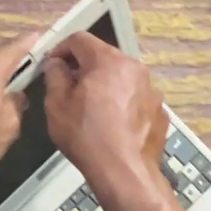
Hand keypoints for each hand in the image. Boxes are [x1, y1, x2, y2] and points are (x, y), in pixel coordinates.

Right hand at [42, 32, 169, 197]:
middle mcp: (134, 67)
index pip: (80, 39)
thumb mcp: (57, 104)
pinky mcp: (159, 109)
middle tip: (68, 87)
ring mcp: (150, 88)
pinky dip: (121, 102)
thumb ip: (54, 75)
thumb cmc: (86, 136)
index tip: (51, 65)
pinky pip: (134, 96)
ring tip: (90, 109)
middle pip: (103, 56)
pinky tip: (111, 123)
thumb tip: (56, 64)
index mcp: (108, 60)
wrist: (124, 171)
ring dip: (104, 84)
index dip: (60, 49)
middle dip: (83, 67)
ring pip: (120, 77)